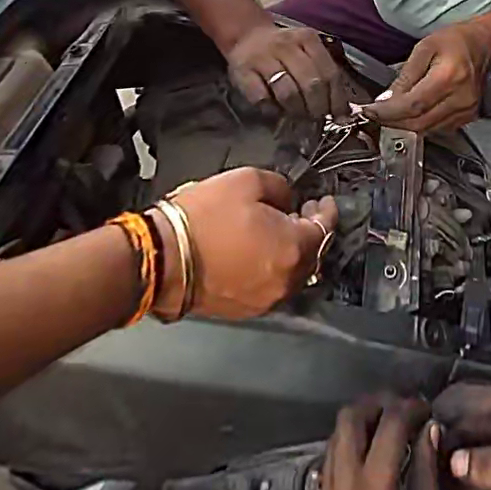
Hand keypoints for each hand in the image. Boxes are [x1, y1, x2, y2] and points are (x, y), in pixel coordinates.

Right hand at [159, 167, 340, 320]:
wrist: (164, 257)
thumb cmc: (204, 217)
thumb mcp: (246, 180)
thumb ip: (279, 187)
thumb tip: (288, 200)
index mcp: (293, 248)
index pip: (324, 228)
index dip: (326, 210)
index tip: (323, 201)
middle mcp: (286, 280)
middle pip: (312, 254)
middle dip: (309, 231)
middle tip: (301, 211)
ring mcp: (265, 299)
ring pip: (291, 272)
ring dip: (290, 250)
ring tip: (276, 228)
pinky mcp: (244, 309)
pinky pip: (270, 284)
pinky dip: (271, 266)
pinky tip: (256, 249)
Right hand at [224, 22, 351, 119]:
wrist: (247, 35)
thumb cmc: (284, 49)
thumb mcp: (306, 51)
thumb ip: (323, 74)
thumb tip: (342, 112)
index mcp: (307, 39)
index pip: (330, 73)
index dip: (336, 99)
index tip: (338, 116)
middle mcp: (286, 45)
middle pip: (311, 84)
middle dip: (317, 107)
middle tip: (316, 118)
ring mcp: (263, 57)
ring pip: (287, 92)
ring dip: (296, 110)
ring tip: (298, 116)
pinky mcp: (243, 71)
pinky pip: (261, 98)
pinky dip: (271, 110)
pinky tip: (275, 111)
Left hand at [323, 395, 438, 489]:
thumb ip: (426, 474)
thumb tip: (430, 430)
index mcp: (374, 484)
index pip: (391, 424)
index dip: (411, 408)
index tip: (426, 408)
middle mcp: (344, 477)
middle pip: (353, 416)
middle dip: (378, 403)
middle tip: (403, 408)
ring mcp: (328, 484)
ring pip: (337, 430)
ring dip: (361, 418)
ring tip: (387, 424)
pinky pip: (330, 452)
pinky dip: (348, 439)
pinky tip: (367, 448)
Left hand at [366, 23, 490, 133]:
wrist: (481, 46)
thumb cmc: (453, 42)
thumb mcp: (423, 49)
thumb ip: (405, 76)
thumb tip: (386, 100)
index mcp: (448, 77)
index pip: (413, 105)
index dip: (388, 112)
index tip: (369, 111)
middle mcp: (460, 99)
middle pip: (419, 122)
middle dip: (391, 121)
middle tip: (373, 114)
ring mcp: (466, 111)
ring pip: (427, 130)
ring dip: (403, 125)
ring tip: (387, 114)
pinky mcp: (468, 117)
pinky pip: (437, 129)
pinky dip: (419, 124)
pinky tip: (408, 115)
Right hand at [432, 385, 490, 489]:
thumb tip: (451, 460)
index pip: (456, 396)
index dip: (434, 415)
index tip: (416, 440)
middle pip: (458, 420)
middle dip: (440, 443)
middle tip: (424, 467)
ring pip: (466, 445)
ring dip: (452, 463)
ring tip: (438, 482)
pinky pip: (480, 465)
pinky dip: (468, 476)